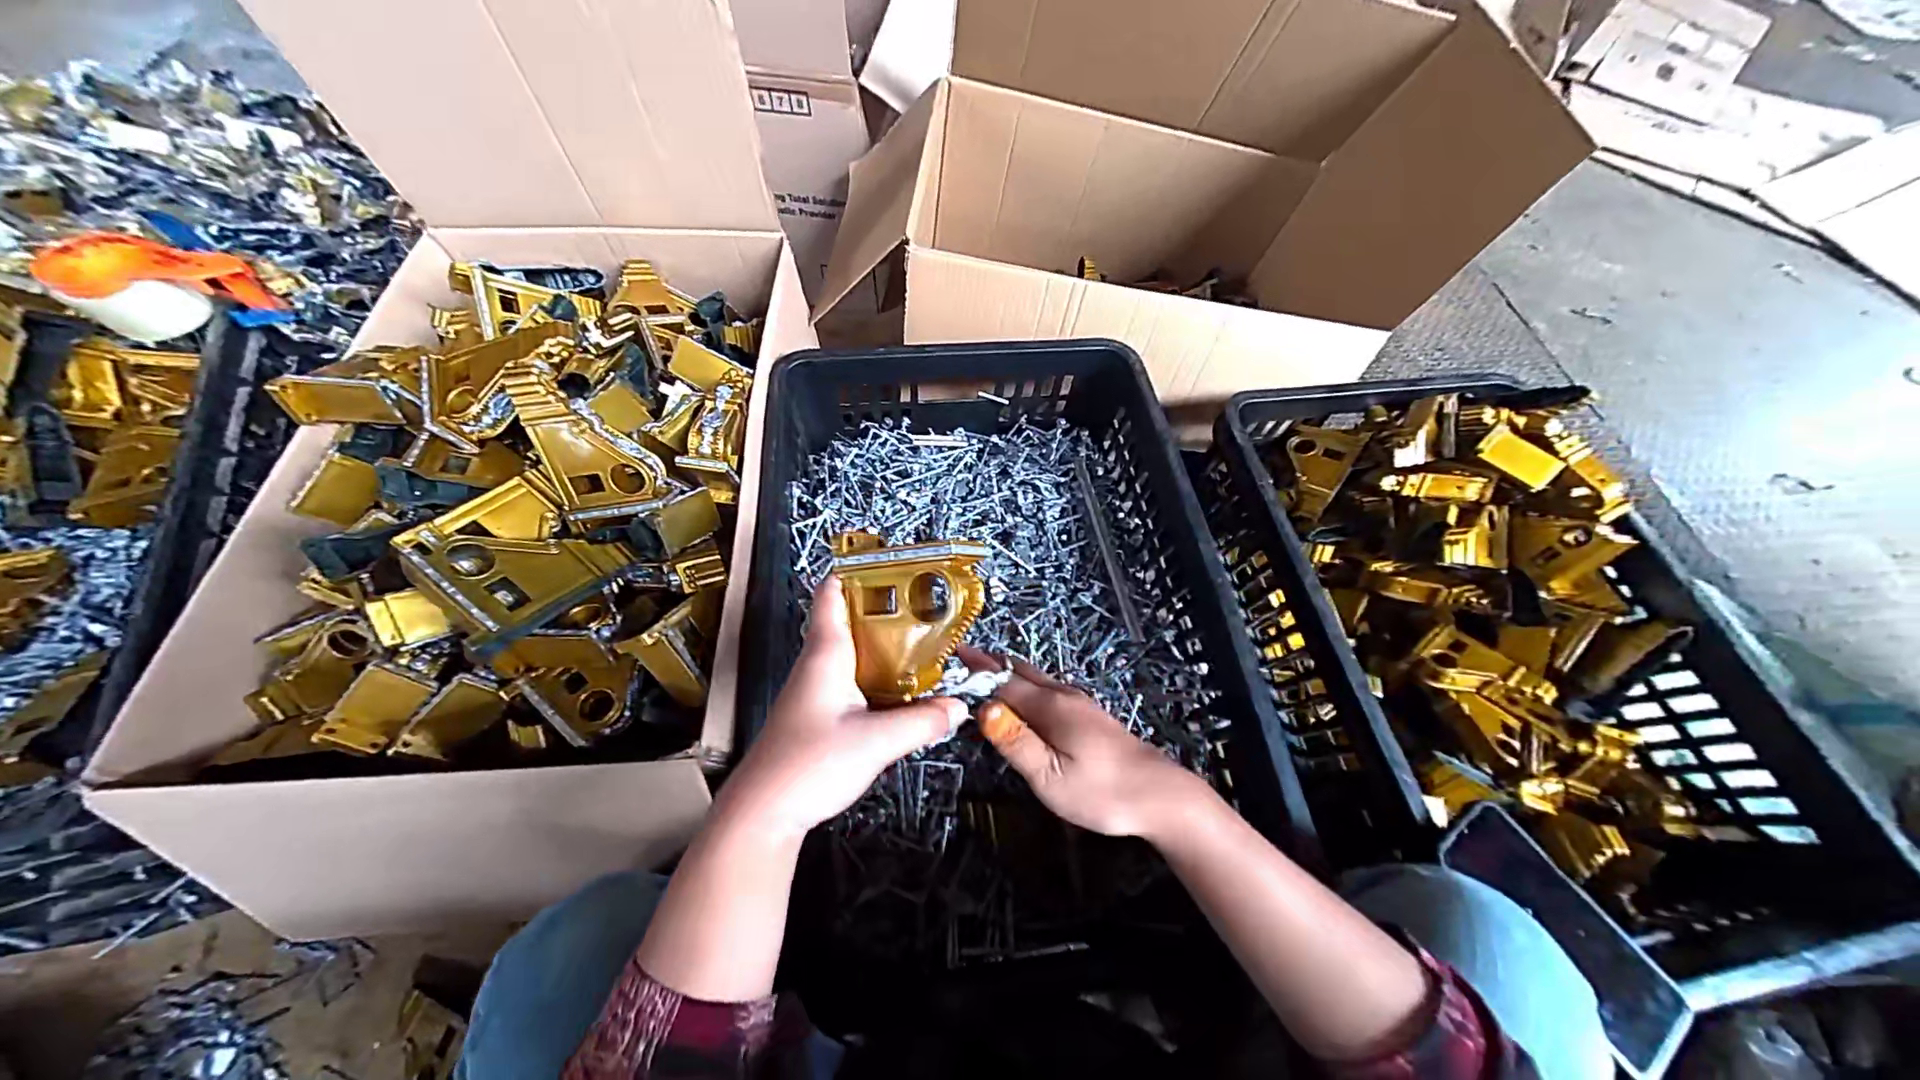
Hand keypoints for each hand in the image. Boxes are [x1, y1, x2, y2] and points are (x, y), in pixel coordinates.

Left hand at [721, 576, 965, 837]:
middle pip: (848, 621)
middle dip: (885, 611)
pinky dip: (877, 678)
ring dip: (883, 647)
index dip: (857, 573)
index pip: (831, 595)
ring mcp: (815, 691)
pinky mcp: (818, 715)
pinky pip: (852, 682)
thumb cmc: (805, 767)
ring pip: (852, 654)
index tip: (888, 564)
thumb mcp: (876, 742)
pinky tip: (899, 693)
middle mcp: (817, 666)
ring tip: (921, 647)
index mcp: (825, 655)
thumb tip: (956, 707)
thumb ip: (922, 722)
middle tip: (921, 609)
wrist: (764, 812)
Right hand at [960, 647, 1209, 839]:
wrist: (1162, 796)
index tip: (950, 656)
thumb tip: (984, 708)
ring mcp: (1080, 704)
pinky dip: (1025, 683)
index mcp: (1050, 707)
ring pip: (1036, 678)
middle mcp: (1064, 696)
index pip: (1003, 682)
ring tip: (984, 668)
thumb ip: (1016, 743)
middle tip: (961, 655)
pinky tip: (1023, 693)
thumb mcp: (1051, 777)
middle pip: (1019, 672)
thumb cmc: (1103, 792)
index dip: (975, 671)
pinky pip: (1047, 689)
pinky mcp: (1090, 716)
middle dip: (990, 664)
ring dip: (1007, 671)